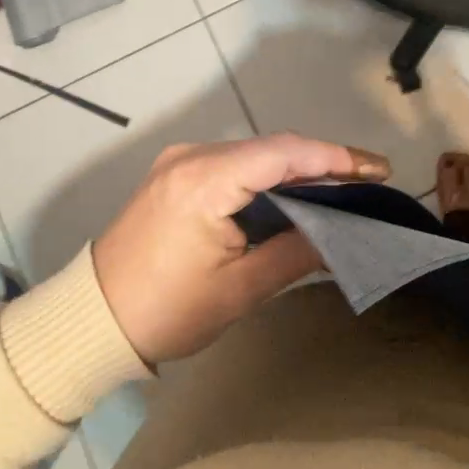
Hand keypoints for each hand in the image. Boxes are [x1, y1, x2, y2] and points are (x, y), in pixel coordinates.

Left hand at [93, 133, 389, 363]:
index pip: (284, 153)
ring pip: (254, 153)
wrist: (91, 320)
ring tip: (342, 186)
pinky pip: (234, 164)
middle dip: (322, 161)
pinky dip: (267, 175)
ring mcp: (180, 161)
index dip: (335, 157)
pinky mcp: (175, 173)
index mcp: (206, 180)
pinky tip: (294, 191)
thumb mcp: (239, 289)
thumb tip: (341, 237)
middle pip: (271, 147)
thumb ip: (295, 254)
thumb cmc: (167, 309)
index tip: (377, 168)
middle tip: (368, 178)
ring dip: (296, 168)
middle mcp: (192, 156)